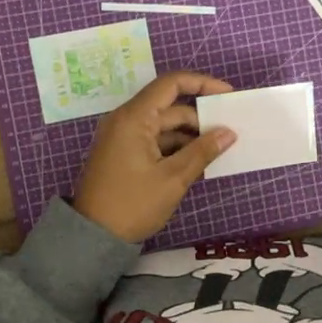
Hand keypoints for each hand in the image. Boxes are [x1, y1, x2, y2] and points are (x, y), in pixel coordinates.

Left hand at [73, 72, 238, 241]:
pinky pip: (155, 140)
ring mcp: (123, 137)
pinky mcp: (123, 153)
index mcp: (135, 117)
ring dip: (190, 136)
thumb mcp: (173, 178)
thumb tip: (229, 133)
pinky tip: (196, 163)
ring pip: (164, 126)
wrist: (92, 238)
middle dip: (200, 118)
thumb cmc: (132, 204)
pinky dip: (176, 148)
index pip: (172, 84)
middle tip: (229, 133)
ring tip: (217, 152)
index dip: (202, 84)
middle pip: (170, 107)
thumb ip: (203, 151)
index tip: (228, 96)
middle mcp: (126, 120)